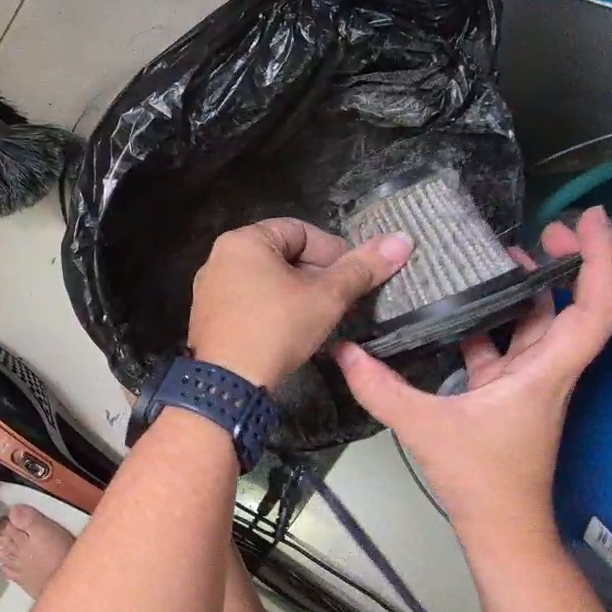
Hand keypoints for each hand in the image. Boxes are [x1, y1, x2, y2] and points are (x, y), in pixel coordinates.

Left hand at [188, 219, 412, 388]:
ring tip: (321, 315)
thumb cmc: (276, 328)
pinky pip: (248, 300)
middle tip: (341, 298)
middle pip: (281, 254)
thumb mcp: (326, 296)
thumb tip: (402, 239)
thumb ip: (362, 268)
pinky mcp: (209, 315)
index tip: (353, 275)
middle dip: (316, 273)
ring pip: (265, 279)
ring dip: (298, 292)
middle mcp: (219, 258)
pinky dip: (273, 307)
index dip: (332, 250)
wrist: (228, 381)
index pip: (299, 230)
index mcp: (242, 241)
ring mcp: (210, 288)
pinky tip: (292, 329)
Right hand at [332, 207, 611, 544]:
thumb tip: (342, 349)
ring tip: (500, 254)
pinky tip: (463, 306)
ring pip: (542, 324)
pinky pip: (509, 345)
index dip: (600, 261)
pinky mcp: (509, 395)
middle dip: (569, 262)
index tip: (585, 221)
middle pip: (576, 307)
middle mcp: (546, 370)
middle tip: (542, 228)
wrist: (501, 525)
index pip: (595, 308)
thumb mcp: (423, 426)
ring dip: (531, 288)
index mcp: (545, 372)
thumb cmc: (479, 476)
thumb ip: (379, 387)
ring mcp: (529, 383)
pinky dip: (496, 319)